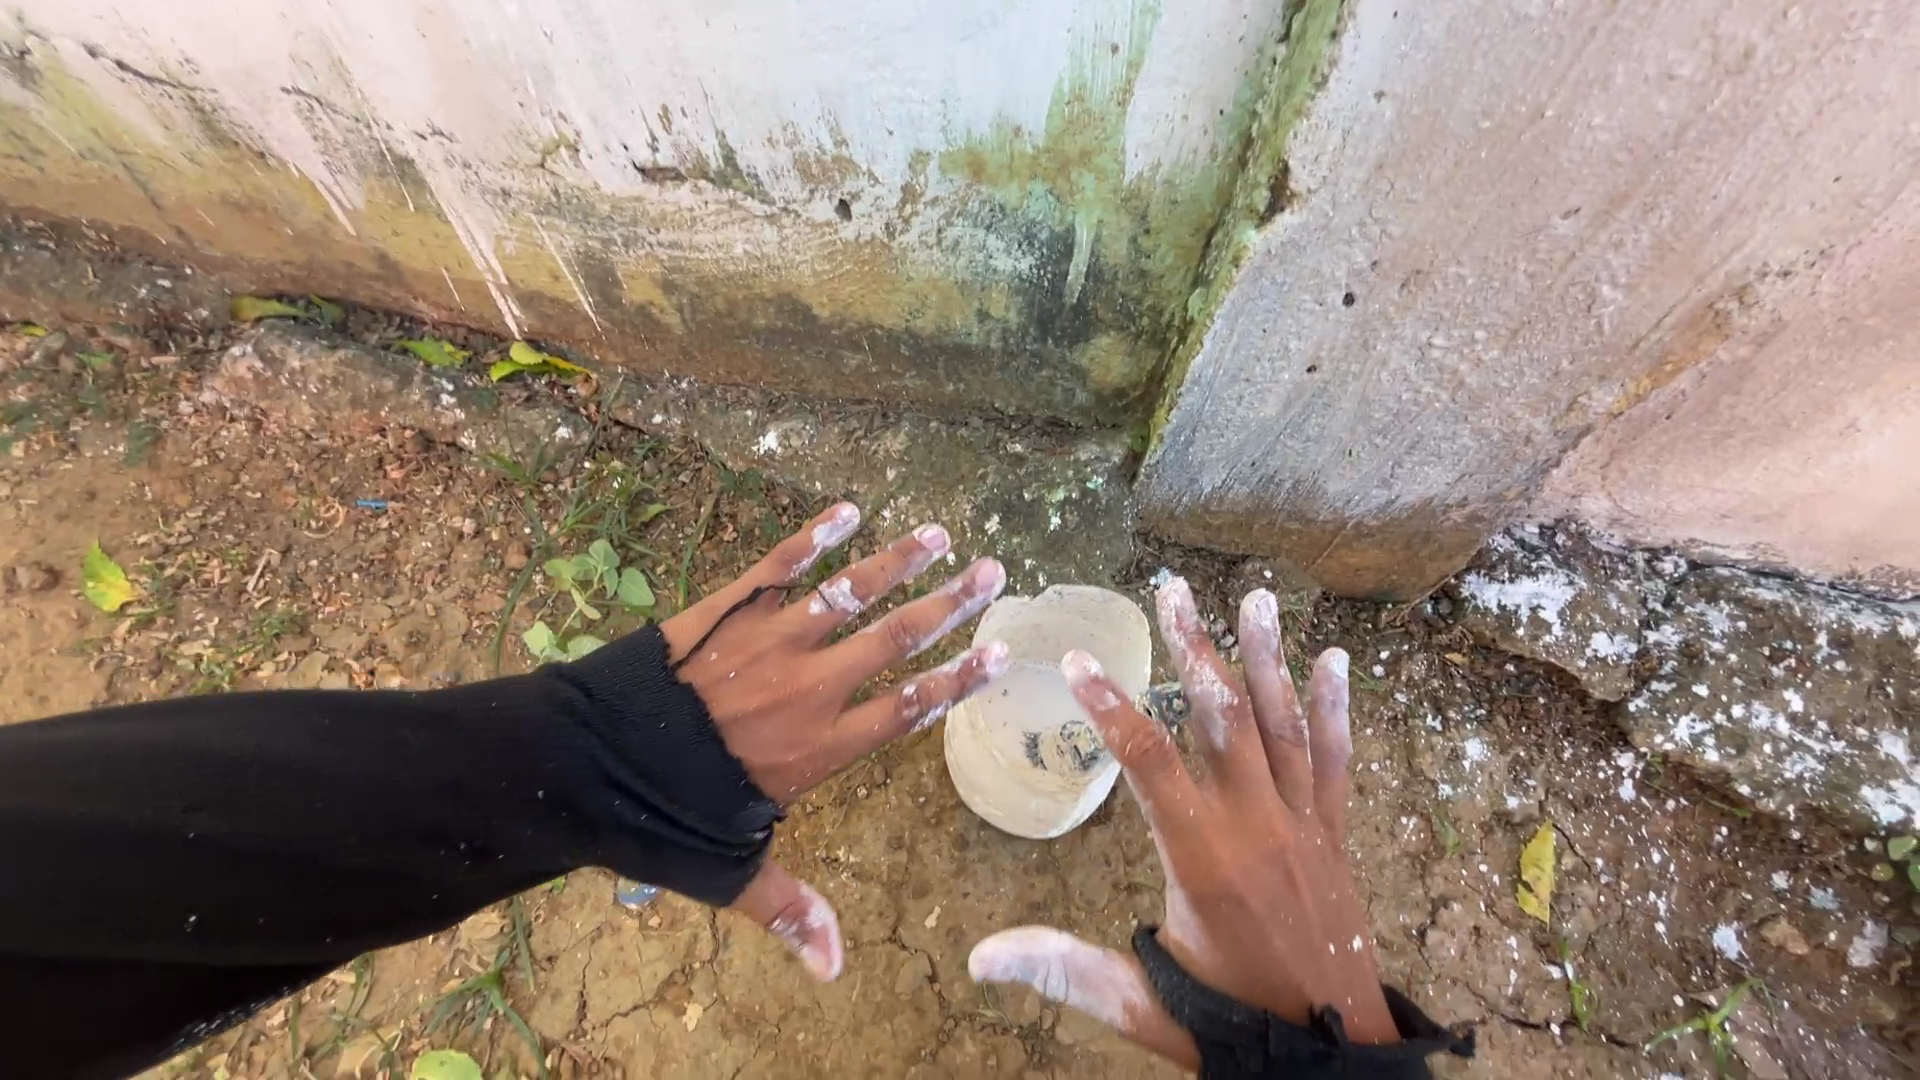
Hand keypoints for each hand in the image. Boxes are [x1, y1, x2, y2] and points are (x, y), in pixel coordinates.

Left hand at [661, 502, 1008, 982]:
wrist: (578, 765)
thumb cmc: (661, 817)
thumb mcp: (729, 872)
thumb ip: (790, 907)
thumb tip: (838, 971)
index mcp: (818, 746)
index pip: (908, 706)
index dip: (959, 678)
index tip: (1000, 650)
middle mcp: (808, 685)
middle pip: (895, 639)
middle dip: (950, 606)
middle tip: (992, 573)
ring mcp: (770, 639)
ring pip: (850, 592)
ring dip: (899, 561)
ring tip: (939, 535)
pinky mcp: (729, 607)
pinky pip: (782, 563)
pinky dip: (816, 535)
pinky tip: (849, 509)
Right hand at [967, 577, 1393, 1067]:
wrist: (1336, 1056)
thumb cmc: (1230, 1019)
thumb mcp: (1140, 1000)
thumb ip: (1064, 968)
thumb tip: (981, 958)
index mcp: (1202, 854)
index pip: (1148, 760)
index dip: (1109, 705)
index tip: (1075, 659)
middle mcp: (1255, 821)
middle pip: (1223, 716)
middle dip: (1195, 647)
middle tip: (1174, 590)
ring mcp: (1302, 820)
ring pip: (1281, 723)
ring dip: (1265, 655)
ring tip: (1255, 596)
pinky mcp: (1334, 829)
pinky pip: (1335, 757)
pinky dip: (1334, 707)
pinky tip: (1334, 660)